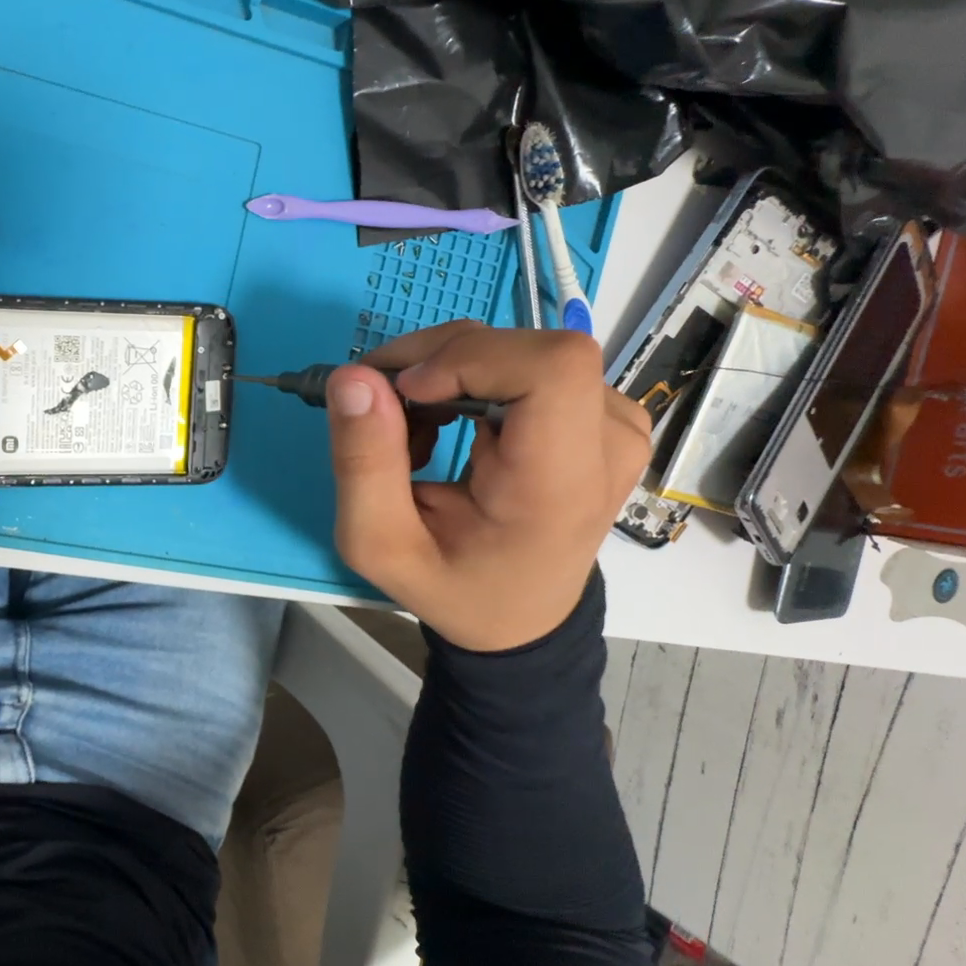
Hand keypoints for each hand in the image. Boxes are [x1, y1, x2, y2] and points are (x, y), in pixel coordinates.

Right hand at [325, 322, 650, 651]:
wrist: (521, 617)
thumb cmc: (452, 586)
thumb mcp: (379, 545)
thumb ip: (362, 463)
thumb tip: (352, 376)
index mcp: (558, 484)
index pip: (550, 367)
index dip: (468, 358)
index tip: (404, 393)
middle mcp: (606, 441)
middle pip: (526, 349)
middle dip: (436, 363)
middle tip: (380, 410)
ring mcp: (613, 423)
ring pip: (520, 348)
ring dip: (446, 375)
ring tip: (412, 433)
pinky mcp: (601, 412)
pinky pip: (526, 363)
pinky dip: (468, 381)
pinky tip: (445, 426)